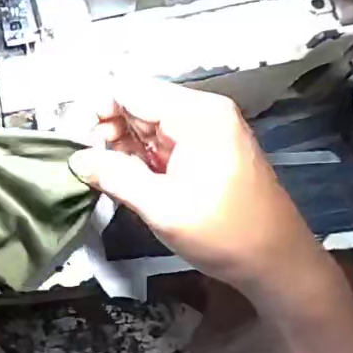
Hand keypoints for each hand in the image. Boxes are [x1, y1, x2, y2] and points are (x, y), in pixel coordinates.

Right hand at [68, 79, 334, 308]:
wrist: (275, 262)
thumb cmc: (224, 233)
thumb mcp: (161, 206)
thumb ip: (114, 176)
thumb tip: (77, 159)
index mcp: (197, 116)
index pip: (130, 90)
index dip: (98, 112)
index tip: (79, 144)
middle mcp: (200, 114)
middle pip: (135, 104)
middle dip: (107, 131)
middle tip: (93, 165)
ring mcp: (201, 133)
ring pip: (141, 125)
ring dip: (118, 147)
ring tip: (107, 176)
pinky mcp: (199, 152)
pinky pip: (155, 143)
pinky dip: (135, 158)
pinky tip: (126, 179)